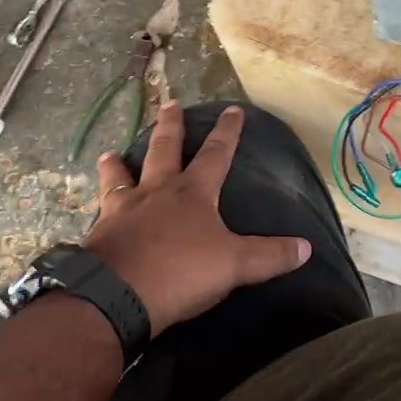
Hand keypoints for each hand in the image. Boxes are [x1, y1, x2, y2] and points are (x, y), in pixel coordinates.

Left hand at [85, 103, 310, 336]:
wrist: (113, 296)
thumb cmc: (179, 272)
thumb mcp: (234, 265)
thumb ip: (269, 255)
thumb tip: (306, 247)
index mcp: (193, 193)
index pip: (216, 154)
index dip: (227, 132)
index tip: (232, 109)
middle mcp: (156, 192)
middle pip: (164, 150)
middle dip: (171, 126)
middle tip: (170, 104)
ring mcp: (122, 211)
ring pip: (120, 177)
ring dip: (117, 164)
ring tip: (110, 153)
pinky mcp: (98, 236)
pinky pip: (99, 212)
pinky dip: (99, 205)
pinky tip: (95, 211)